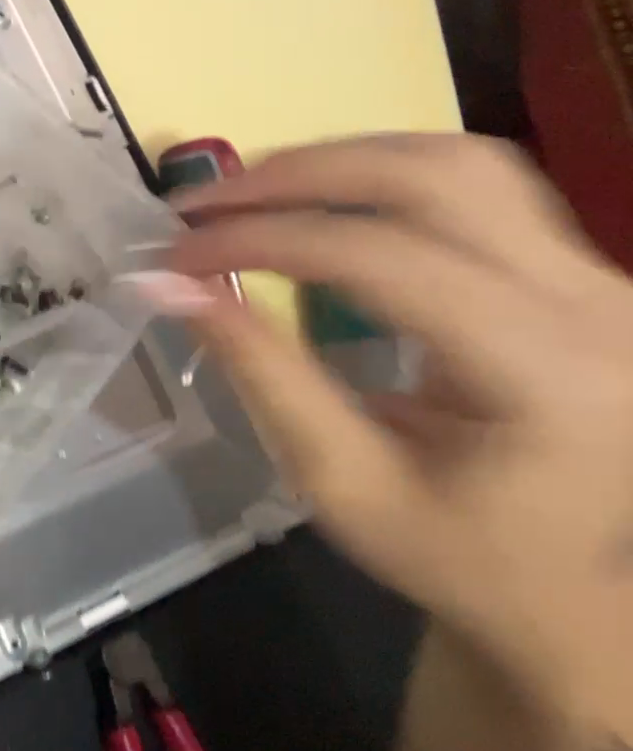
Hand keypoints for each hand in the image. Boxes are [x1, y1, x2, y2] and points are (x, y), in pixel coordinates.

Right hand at [141, 135, 632, 739]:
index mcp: (547, 374)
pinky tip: (313, 200)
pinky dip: (374, 174)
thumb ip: (257, 370)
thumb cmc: (448, 553)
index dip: (259, 241)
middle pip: (435, 179)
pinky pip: (470, 185)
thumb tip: (162, 284)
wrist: (565, 590)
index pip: (381, 258)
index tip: (171, 257)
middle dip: (295, 177)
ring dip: (335, 162)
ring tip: (244, 194)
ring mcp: (595, 279)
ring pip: (458, 160)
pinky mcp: (571, 272)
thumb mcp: (337, 478)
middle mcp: (595, 305)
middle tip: (197, 206)